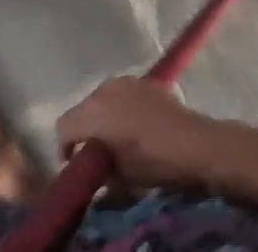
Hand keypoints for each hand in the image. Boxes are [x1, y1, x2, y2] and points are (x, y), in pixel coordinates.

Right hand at [55, 77, 222, 189]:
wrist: (194, 143)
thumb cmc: (153, 162)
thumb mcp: (122, 176)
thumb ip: (100, 172)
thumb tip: (96, 173)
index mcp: (91, 114)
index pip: (64, 128)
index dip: (64, 148)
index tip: (74, 163)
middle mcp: (102, 91)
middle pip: (82, 111)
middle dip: (85, 130)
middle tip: (97, 151)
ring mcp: (123, 81)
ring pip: (101, 99)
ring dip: (103, 116)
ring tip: (117, 135)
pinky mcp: (142, 81)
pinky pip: (122, 94)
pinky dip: (121, 107)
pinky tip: (136, 123)